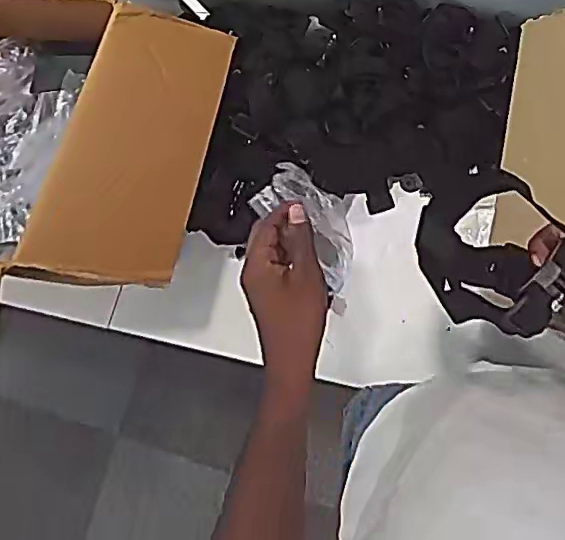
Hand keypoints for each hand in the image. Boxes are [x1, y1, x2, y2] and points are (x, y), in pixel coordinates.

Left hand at [241, 203, 329, 387]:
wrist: (292, 361)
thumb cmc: (297, 325)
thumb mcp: (306, 272)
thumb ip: (301, 239)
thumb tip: (297, 213)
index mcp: (255, 264)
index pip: (265, 224)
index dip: (284, 210)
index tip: (300, 203)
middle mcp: (252, 272)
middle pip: (266, 236)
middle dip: (287, 225)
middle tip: (308, 219)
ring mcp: (259, 284)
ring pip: (272, 250)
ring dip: (291, 242)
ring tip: (312, 241)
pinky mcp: (268, 294)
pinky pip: (276, 265)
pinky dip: (291, 258)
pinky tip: (308, 263)